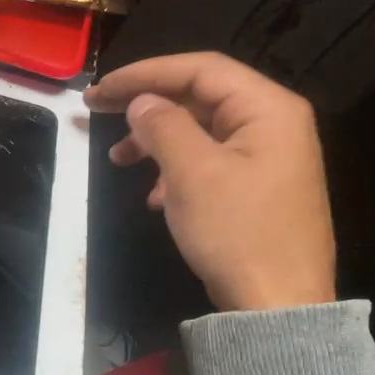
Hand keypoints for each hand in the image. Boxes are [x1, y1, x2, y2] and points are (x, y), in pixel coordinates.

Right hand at [84, 52, 335, 311]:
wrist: (278, 304)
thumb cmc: (237, 231)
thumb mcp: (191, 173)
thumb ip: (163, 126)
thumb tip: (141, 102)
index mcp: (268, 109)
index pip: (201, 69)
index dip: (145, 73)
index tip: (99, 89)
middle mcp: (274, 124)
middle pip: (200, 96)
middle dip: (146, 105)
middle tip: (96, 112)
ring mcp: (268, 158)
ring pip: (201, 130)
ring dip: (156, 139)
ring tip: (118, 161)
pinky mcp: (257, 188)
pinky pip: (209, 161)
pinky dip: (174, 169)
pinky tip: (154, 197)